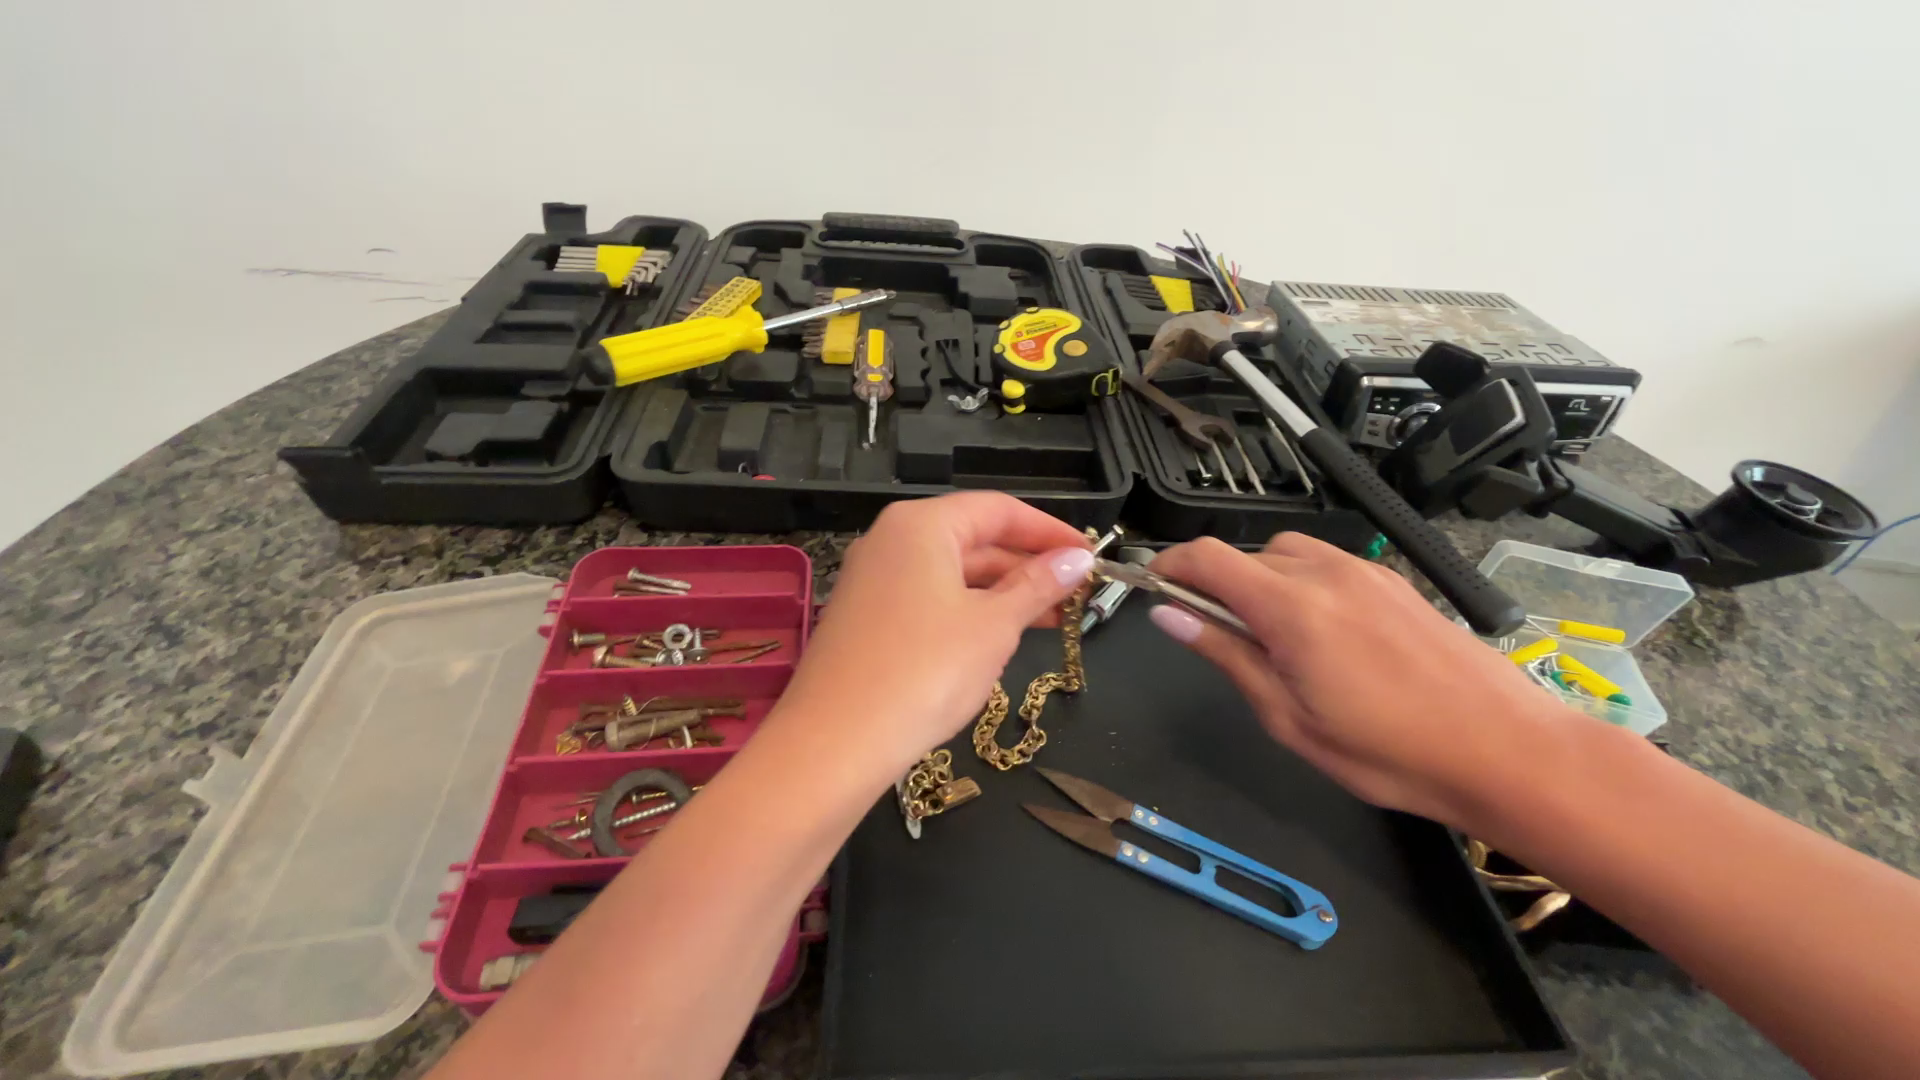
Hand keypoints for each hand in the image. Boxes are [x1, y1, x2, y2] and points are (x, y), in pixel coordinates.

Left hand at [774, 493, 1093, 777]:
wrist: (835, 744)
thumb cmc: (924, 672)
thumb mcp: (994, 626)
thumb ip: (1039, 585)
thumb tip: (1077, 559)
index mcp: (920, 525)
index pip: (998, 509)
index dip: (1049, 531)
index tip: (1091, 556)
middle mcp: (891, 541)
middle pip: (973, 540)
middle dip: (1028, 567)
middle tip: (1077, 596)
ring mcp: (874, 581)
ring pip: (953, 575)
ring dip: (1003, 594)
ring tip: (1052, 620)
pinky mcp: (867, 619)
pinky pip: (929, 601)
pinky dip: (969, 613)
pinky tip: (1000, 640)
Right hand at [1145, 534, 1585, 828]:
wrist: (1507, 751)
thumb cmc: (1387, 751)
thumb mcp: (1286, 716)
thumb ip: (1225, 654)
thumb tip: (1168, 615)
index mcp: (1291, 606)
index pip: (1206, 557)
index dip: (1168, 566)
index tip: (1152, 588)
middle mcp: (1325, 572)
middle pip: (1242, 555)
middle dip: (1214, 585)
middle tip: (1217, 638)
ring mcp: (1365, 573)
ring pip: (1284, 554)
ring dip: (1258, 581)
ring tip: (1271, 636)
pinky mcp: (1393, 582)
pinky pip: (1325, 565)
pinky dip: (1300, 584)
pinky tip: (1321, 634)